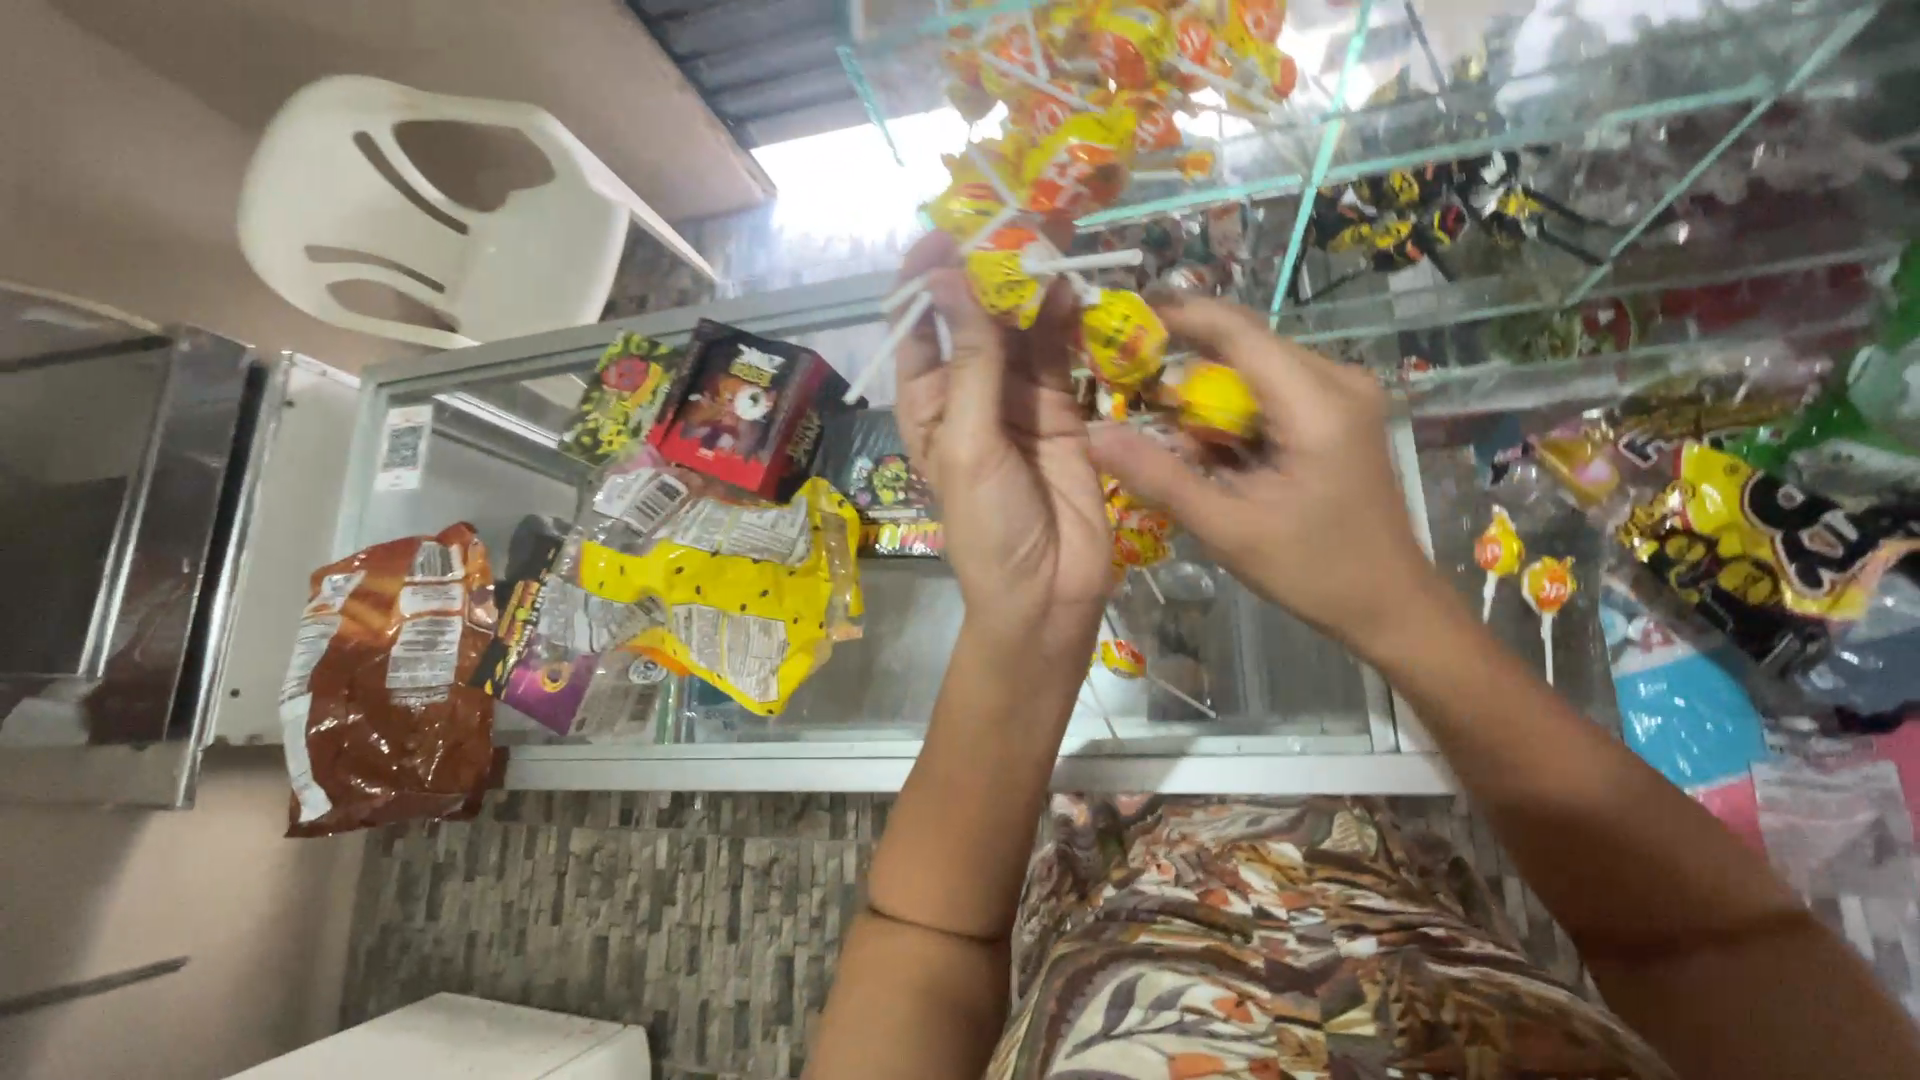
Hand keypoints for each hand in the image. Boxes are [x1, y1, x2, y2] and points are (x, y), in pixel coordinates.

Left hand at [890, 232, 1111, 644]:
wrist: (1046, 591)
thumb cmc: (987, 524)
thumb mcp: (968, 442)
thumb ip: (970, 362)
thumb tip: (949, 280)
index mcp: (926, 401)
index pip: (918, 326)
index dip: (926, 278)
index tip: (946, 233)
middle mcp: (968, 392)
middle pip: (974, 317)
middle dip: (990, 271)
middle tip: (1016, 218)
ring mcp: (1016, 399)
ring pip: (1021, 330)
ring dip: (1032, 288)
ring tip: (1052, 238)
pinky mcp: (1061, 410)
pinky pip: (1060, 356)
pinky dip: (1066, 323)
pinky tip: (1074, 288)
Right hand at [1088, 295, 1440, 651]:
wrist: (1389, 602)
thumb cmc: (1313, 571)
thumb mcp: (1227, 528)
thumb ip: (1159, 477)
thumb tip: (1093, 436)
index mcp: (1318, 404)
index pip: (1238, 332)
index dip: (1178, 316)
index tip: (1123, 315)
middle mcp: (1338, 381)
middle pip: (1245, 347)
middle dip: (1185, 365)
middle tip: (1129, 388)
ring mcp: (1344, 393)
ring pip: (1255, 368)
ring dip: (1208, 395)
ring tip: (1171, 436)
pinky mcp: (1340, 411)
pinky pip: (1273, 391)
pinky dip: (1234, 413)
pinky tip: (1213, 451)